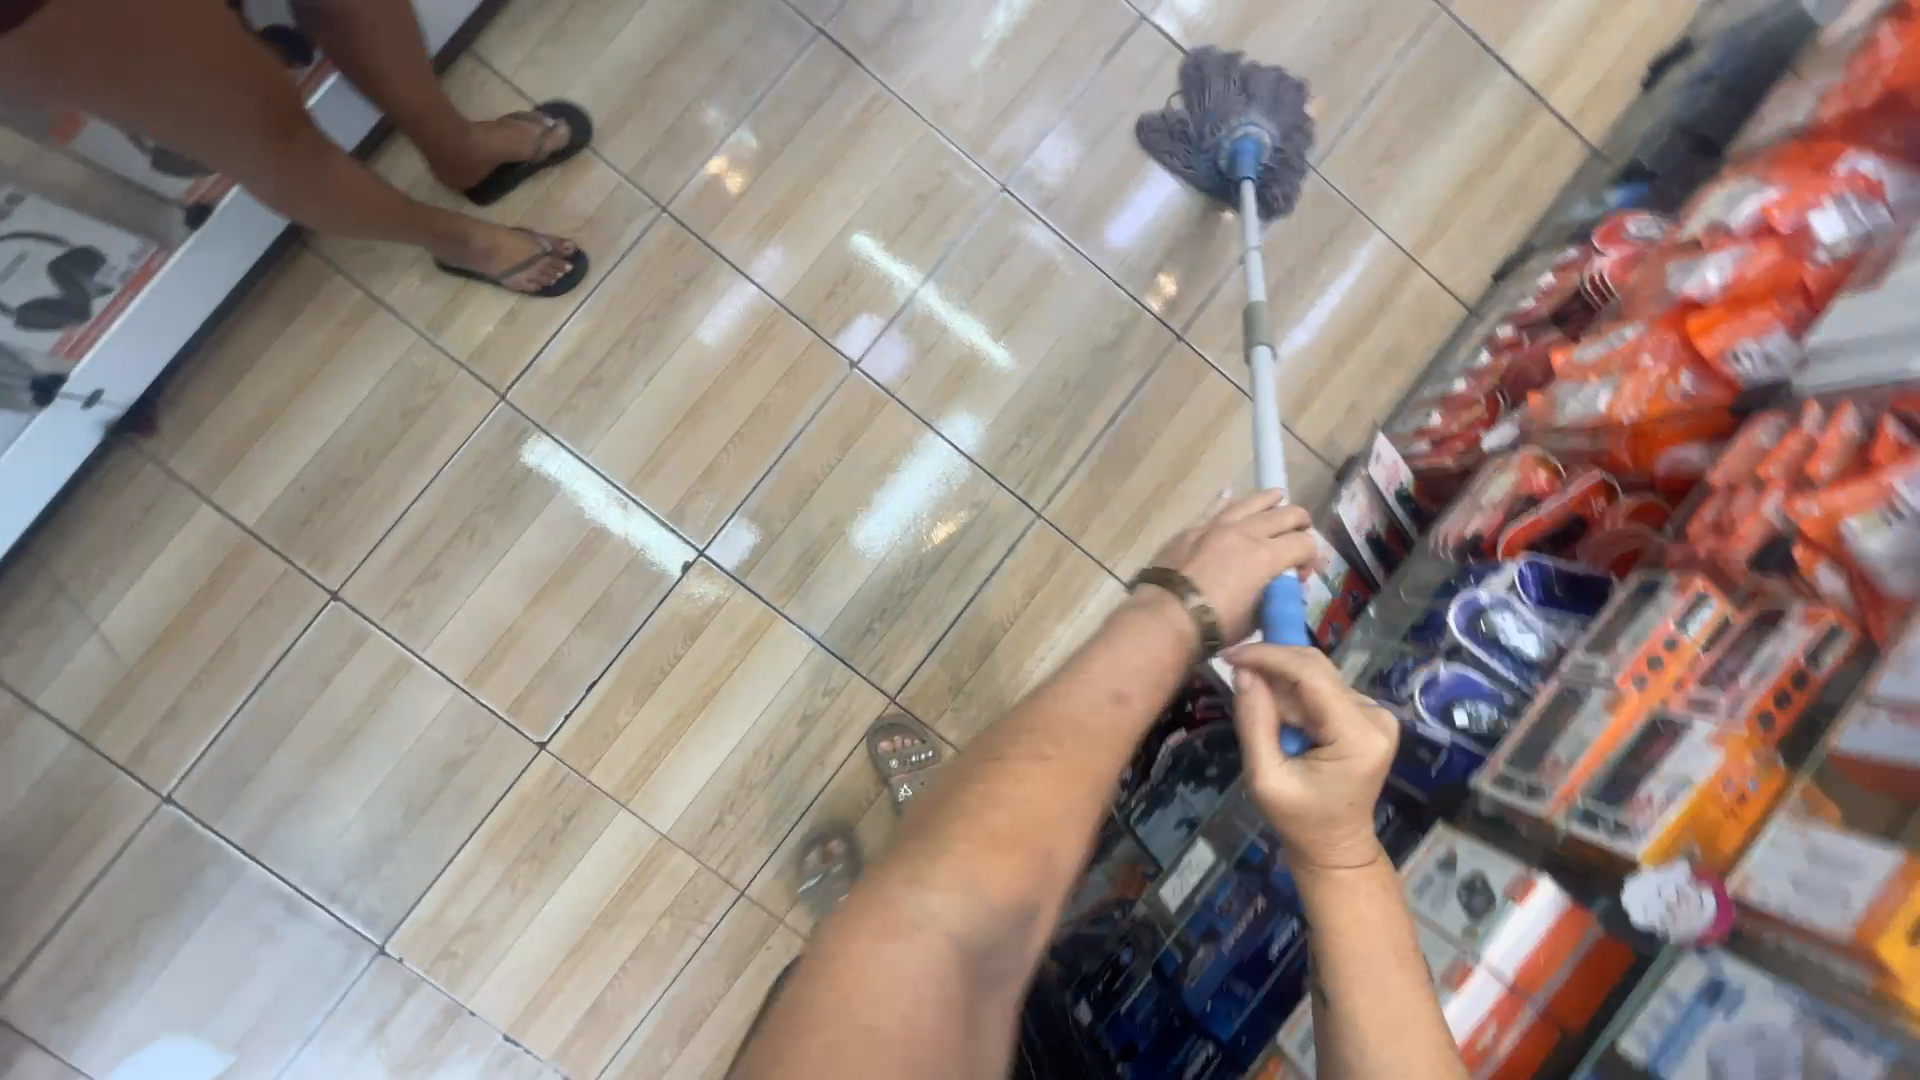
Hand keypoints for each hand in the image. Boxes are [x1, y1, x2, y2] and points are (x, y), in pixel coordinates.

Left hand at [1140, 490, 1320, 642]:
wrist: (1164, 616)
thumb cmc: (1214, 625)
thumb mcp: (1255, 618)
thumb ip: (1271, 597)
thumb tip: (1276, 589)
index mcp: (1265, 556)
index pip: (1303, 544)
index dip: (1313, 556)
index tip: (1308, 569)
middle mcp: (1244, 533)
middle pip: (1284, 514)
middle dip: (1299, 522)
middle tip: (1301, 530)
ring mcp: (1214, 527)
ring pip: (1249, 502)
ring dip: (1268, 501)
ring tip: (1277, 498)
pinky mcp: (1191, 530)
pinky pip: (1214, 509)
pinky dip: (1227, 503)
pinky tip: (1230, 497)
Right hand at [1224, 644, 1398, 873]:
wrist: (1336, 846)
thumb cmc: (1299, 820)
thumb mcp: (1265, 777)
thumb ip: (1254, 723)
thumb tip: (1243, 672)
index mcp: (1357, 736)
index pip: (1310, 674)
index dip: (1267, 656)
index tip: (1228, 655)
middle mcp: (1375, 717)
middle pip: (1315, 667)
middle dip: (1270, 663)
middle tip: (1232, 669)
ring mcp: (1374, 714)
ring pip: (1315, 675)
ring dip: (1279, 682)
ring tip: (1254, 705)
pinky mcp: (1366, 715)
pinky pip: (1320, 687)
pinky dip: (1292, 693)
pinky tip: (1277, 714)